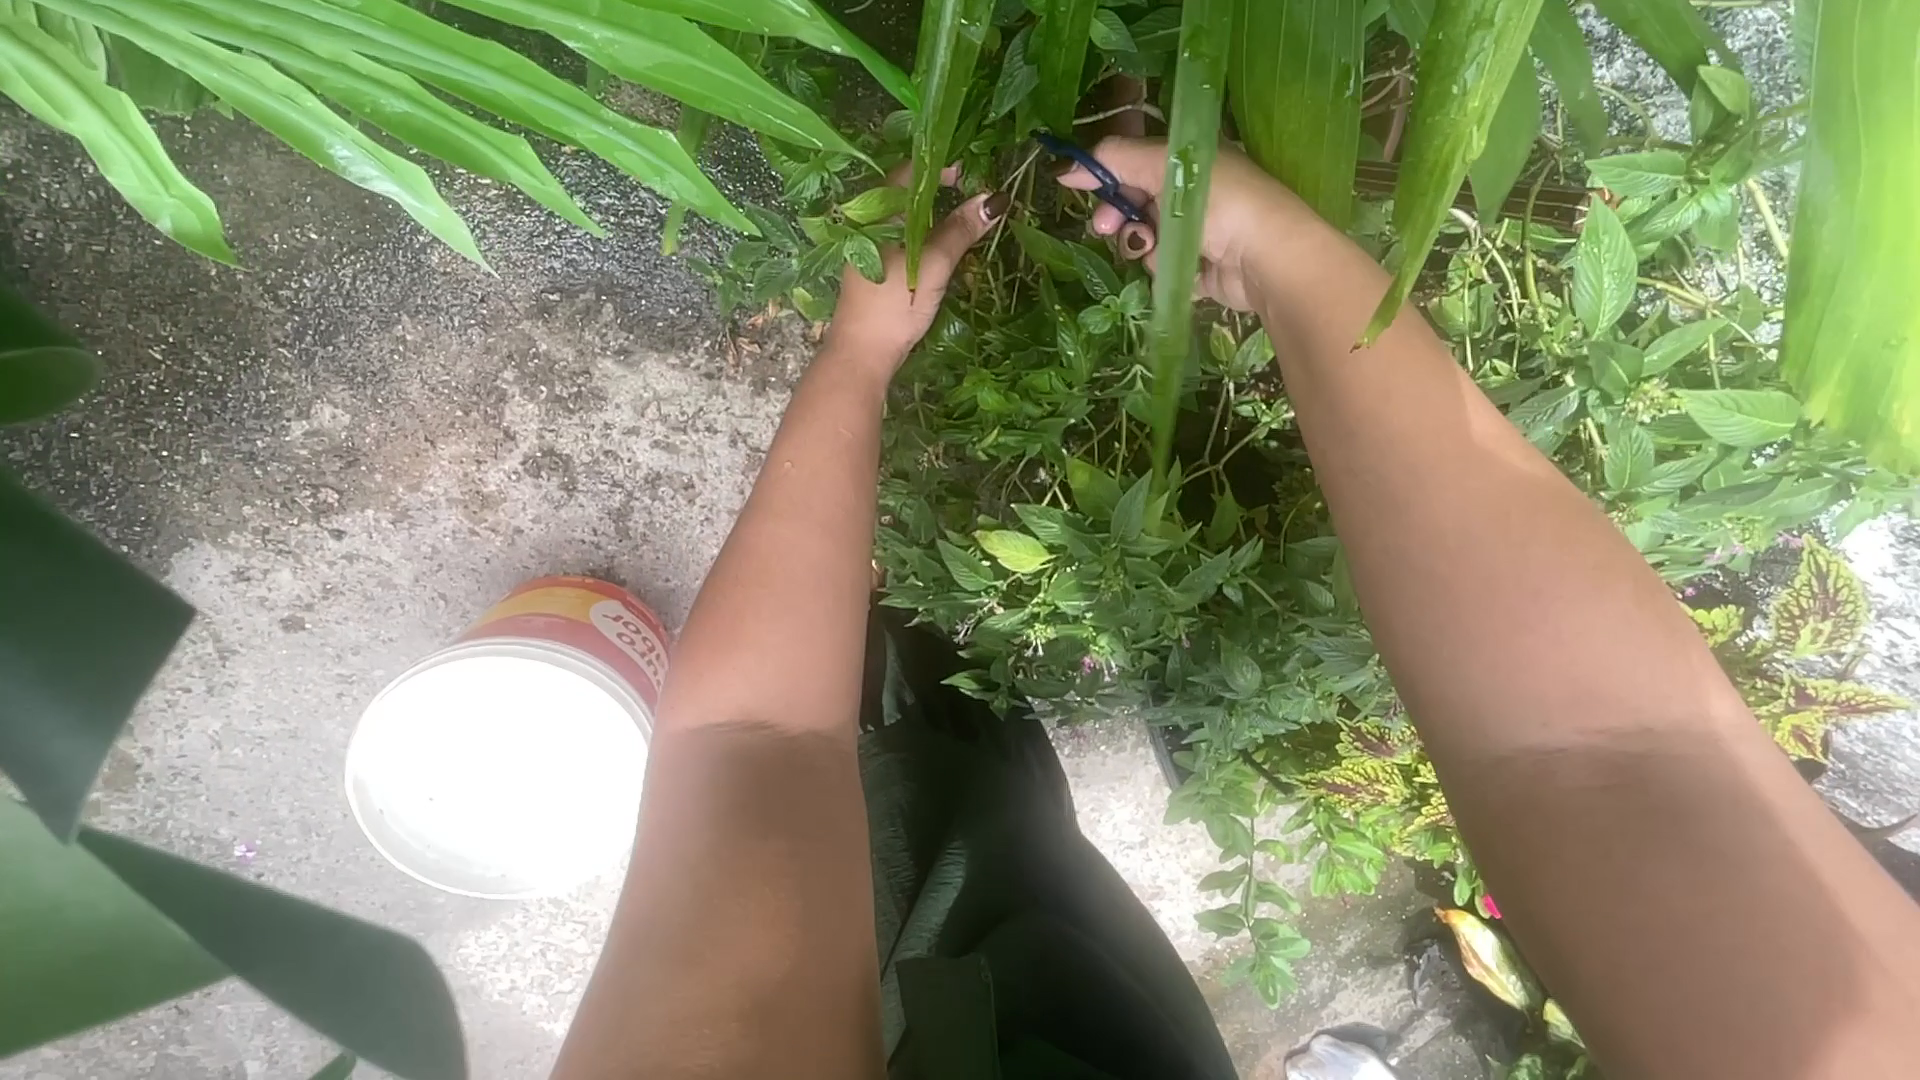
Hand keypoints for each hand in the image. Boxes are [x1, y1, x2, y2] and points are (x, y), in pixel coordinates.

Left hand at [822, 168, 1009, 372]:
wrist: (862, 355)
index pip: (909, 175)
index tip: (971, 171)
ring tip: (967, 215)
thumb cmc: (893, 308)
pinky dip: (927, 235)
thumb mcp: (931, 267)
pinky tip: (945, 244)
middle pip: (909, 196)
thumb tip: (993, 200)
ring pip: (908, 219)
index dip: (940, 168)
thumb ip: (958, 232)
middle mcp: (870, 226)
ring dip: (936, 214)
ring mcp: (872, 249)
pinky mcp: (878, 270)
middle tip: (975, 192)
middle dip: (942, 190)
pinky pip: (905, 239)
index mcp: (877, 216)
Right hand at [1053, 137, 1348, 313]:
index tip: (1075, 188)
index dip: (1103, 175)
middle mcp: (1187, 193)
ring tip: (1151, 248)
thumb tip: (1066, 167)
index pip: (1130, 163)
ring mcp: (1191, 233)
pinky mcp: (1194, 267)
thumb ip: (1116, 160)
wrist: (1264, 257)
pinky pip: (1161, 267)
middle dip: (1116, 216)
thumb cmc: (1222, 202)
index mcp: (1184, 161)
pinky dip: (1163, 269)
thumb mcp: (1166, 167)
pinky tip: (1178, 268)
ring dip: (1141, 245)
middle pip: (1131, 204)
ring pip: (1143, 240)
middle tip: (1108, 229)